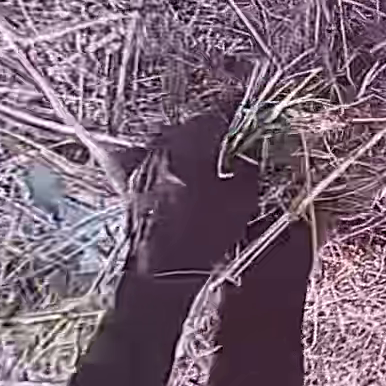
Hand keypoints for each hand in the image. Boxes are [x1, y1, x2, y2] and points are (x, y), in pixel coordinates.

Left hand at [127, 110, 259, 275]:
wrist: (159, 274)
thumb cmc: (203, 234)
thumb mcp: (241, 200)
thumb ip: (247, 170)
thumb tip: (249, 157)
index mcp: (188, 147)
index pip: (214, 116)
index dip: (234, 112)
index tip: (248, 111)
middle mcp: (162, 152)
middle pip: (191, 128)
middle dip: (214, 129)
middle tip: (235, 137)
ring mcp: (144, 170)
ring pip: (174, 146)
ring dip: (195, 148)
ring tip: (215, 159)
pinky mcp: (136, 190)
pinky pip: (163, 166)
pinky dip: (179, 166)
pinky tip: (192, 179)